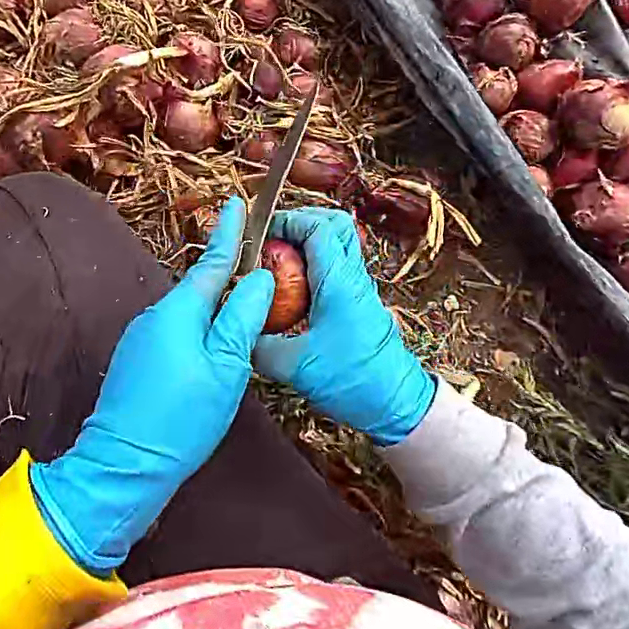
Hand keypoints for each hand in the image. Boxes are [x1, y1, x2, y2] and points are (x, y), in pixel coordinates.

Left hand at [29, 198, 275, 573]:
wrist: (124, 463)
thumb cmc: (181, 417)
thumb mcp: (225, 367)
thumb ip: (242, 318)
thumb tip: (258, 276)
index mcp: (177, 311)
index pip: (211, 262)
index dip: (228, 233)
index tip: (236, 202)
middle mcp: (153, 316)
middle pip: (198, 288)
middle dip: (225, 277)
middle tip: (255, 266)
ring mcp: (140, 338)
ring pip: (187, 315)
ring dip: (213, 312)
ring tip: (242, 317)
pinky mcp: (135, 360)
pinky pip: (174, 334)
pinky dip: (196, 334)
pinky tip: (210, 355)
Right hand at [253, 207, 436, 444]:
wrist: (397, 406)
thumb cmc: (353, 382)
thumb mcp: (294, 366)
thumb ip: (257, 345)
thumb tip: (232, 329)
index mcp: (340, 283)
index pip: (317, 228)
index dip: (286, 222)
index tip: (258, 236)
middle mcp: (352, 278)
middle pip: (334, 223)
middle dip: (298, 221)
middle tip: (269, 239)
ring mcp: (357, 289)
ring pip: (336, 243)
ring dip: (304, 242)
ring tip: (273, 262)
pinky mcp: (355, 303)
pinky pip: (333, 267)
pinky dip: (309, 265)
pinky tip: (286, 289)